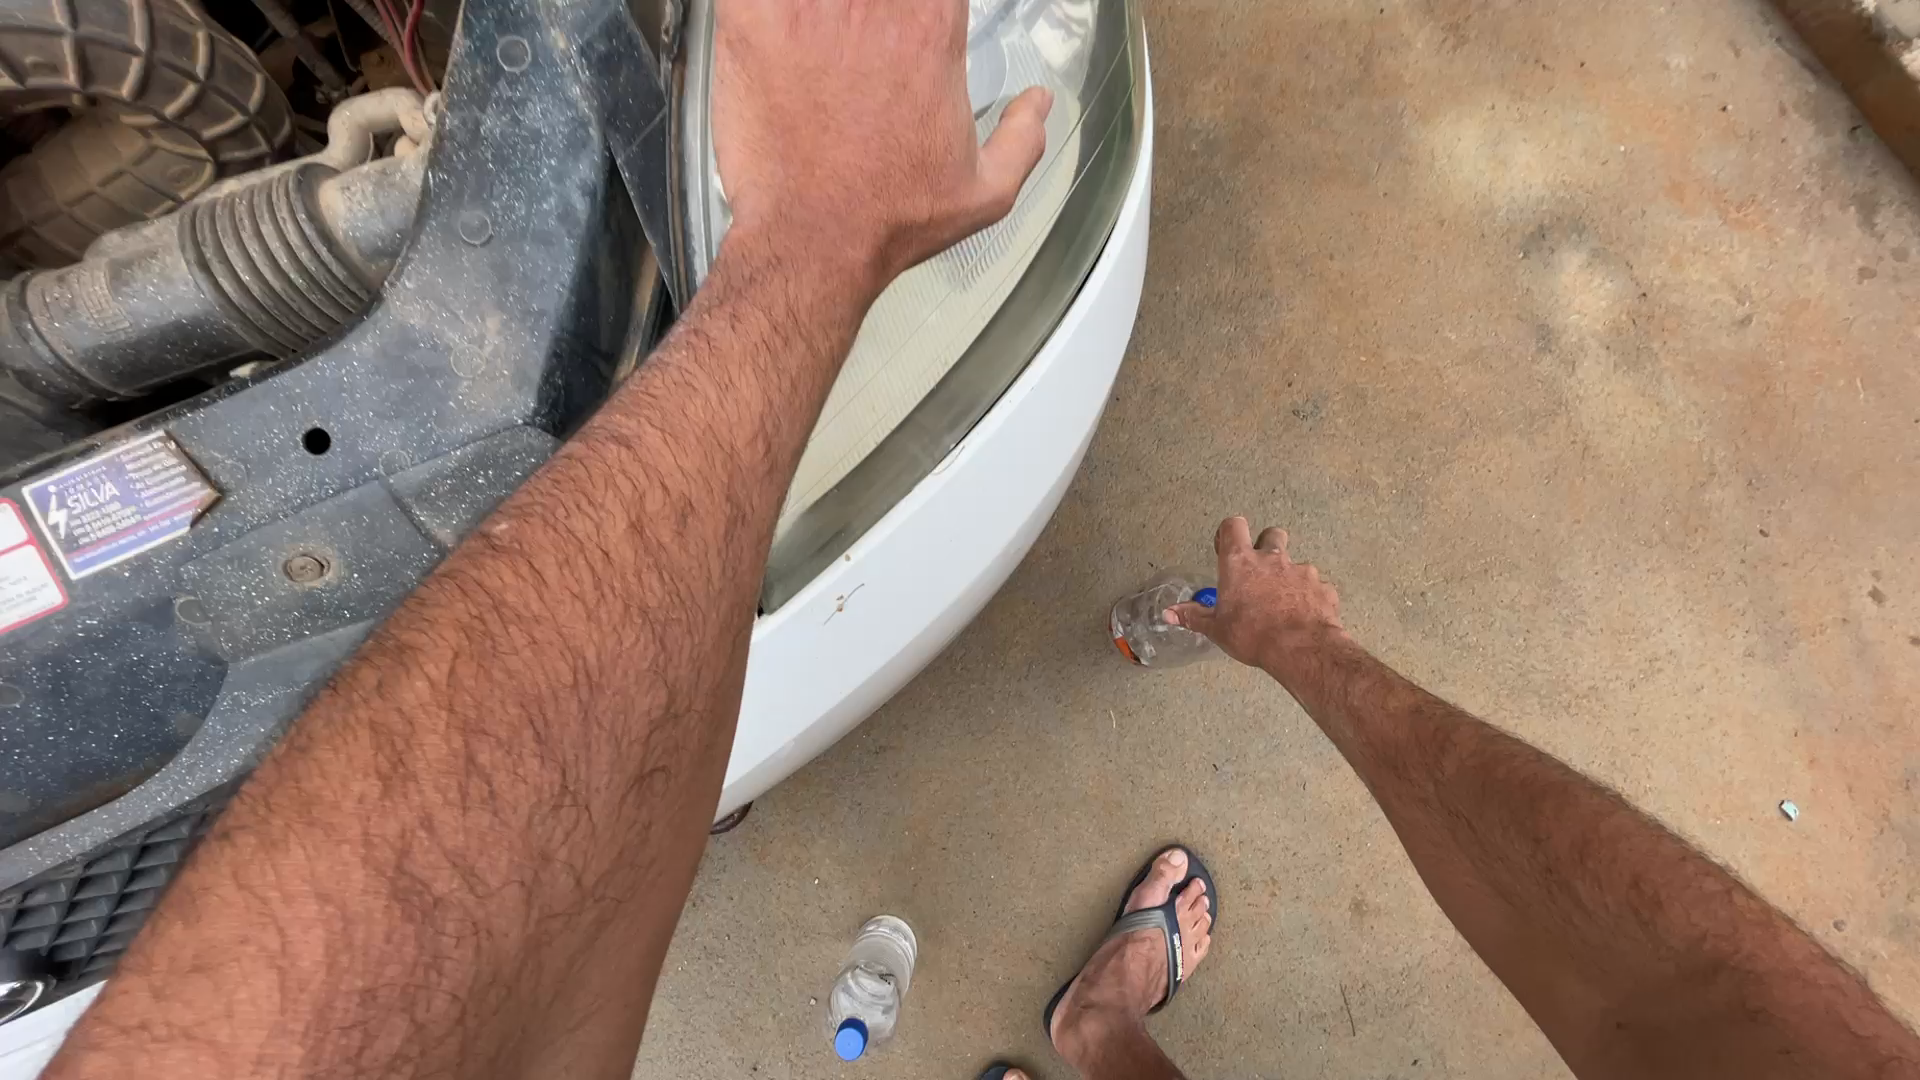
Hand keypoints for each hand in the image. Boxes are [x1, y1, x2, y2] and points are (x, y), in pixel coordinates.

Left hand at [711, 0, 1052, 298]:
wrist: (814, 244)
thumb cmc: (892, 221)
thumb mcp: (985, 196)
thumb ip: (1023, 140)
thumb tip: (1038, 103)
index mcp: (932, 27)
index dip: (928, 7)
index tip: (919, 27)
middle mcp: (875, 2)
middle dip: (876, 12)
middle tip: (864, 41)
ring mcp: (808, 4)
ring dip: (825, 10)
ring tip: (826, 41)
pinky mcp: (752, 18)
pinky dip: (763, 6)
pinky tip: (778, 26)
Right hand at [1165, 517, 1347, 668]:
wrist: (1301, 649)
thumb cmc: (1254, 634)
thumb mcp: (1216, 628)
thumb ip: (1193, 616)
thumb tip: (1170, 613)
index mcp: (1239, 563)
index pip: (1233, 526)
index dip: (1228, 532)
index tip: (1224, 546)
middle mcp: (1271, 559)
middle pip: (1271, 534)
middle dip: (1265, 544)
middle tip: (1258, 568)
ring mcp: (1300, 571)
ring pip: (1294, 562)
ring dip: (1286, 575)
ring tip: (1280, 600)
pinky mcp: (1321, 587)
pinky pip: (1313, 586)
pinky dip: (1307, 596)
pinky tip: (1300, 615)